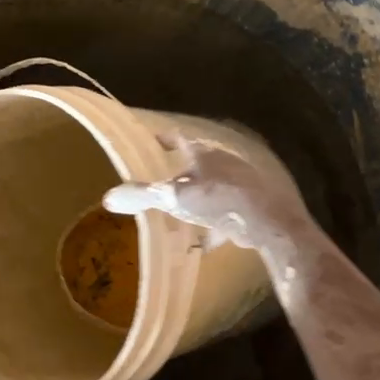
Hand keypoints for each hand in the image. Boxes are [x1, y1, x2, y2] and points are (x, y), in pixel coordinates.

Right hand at [102, 133, 315, 263]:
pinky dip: (216, 222)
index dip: (163, 140)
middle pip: (198, 163)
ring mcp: (245, 182)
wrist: (271, 224)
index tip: (150, 142)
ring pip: (215, 187)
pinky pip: (229, 210)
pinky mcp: (258, 204)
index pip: (178, 138)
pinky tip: (208, 241)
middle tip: (163, 184)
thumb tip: (108, 198)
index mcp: (204, 153)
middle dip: (181, 174)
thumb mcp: (174, 200)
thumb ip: (142, 197)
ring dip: (199, 198)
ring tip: (183, 215)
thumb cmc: (219, 202)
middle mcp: (226, 162)